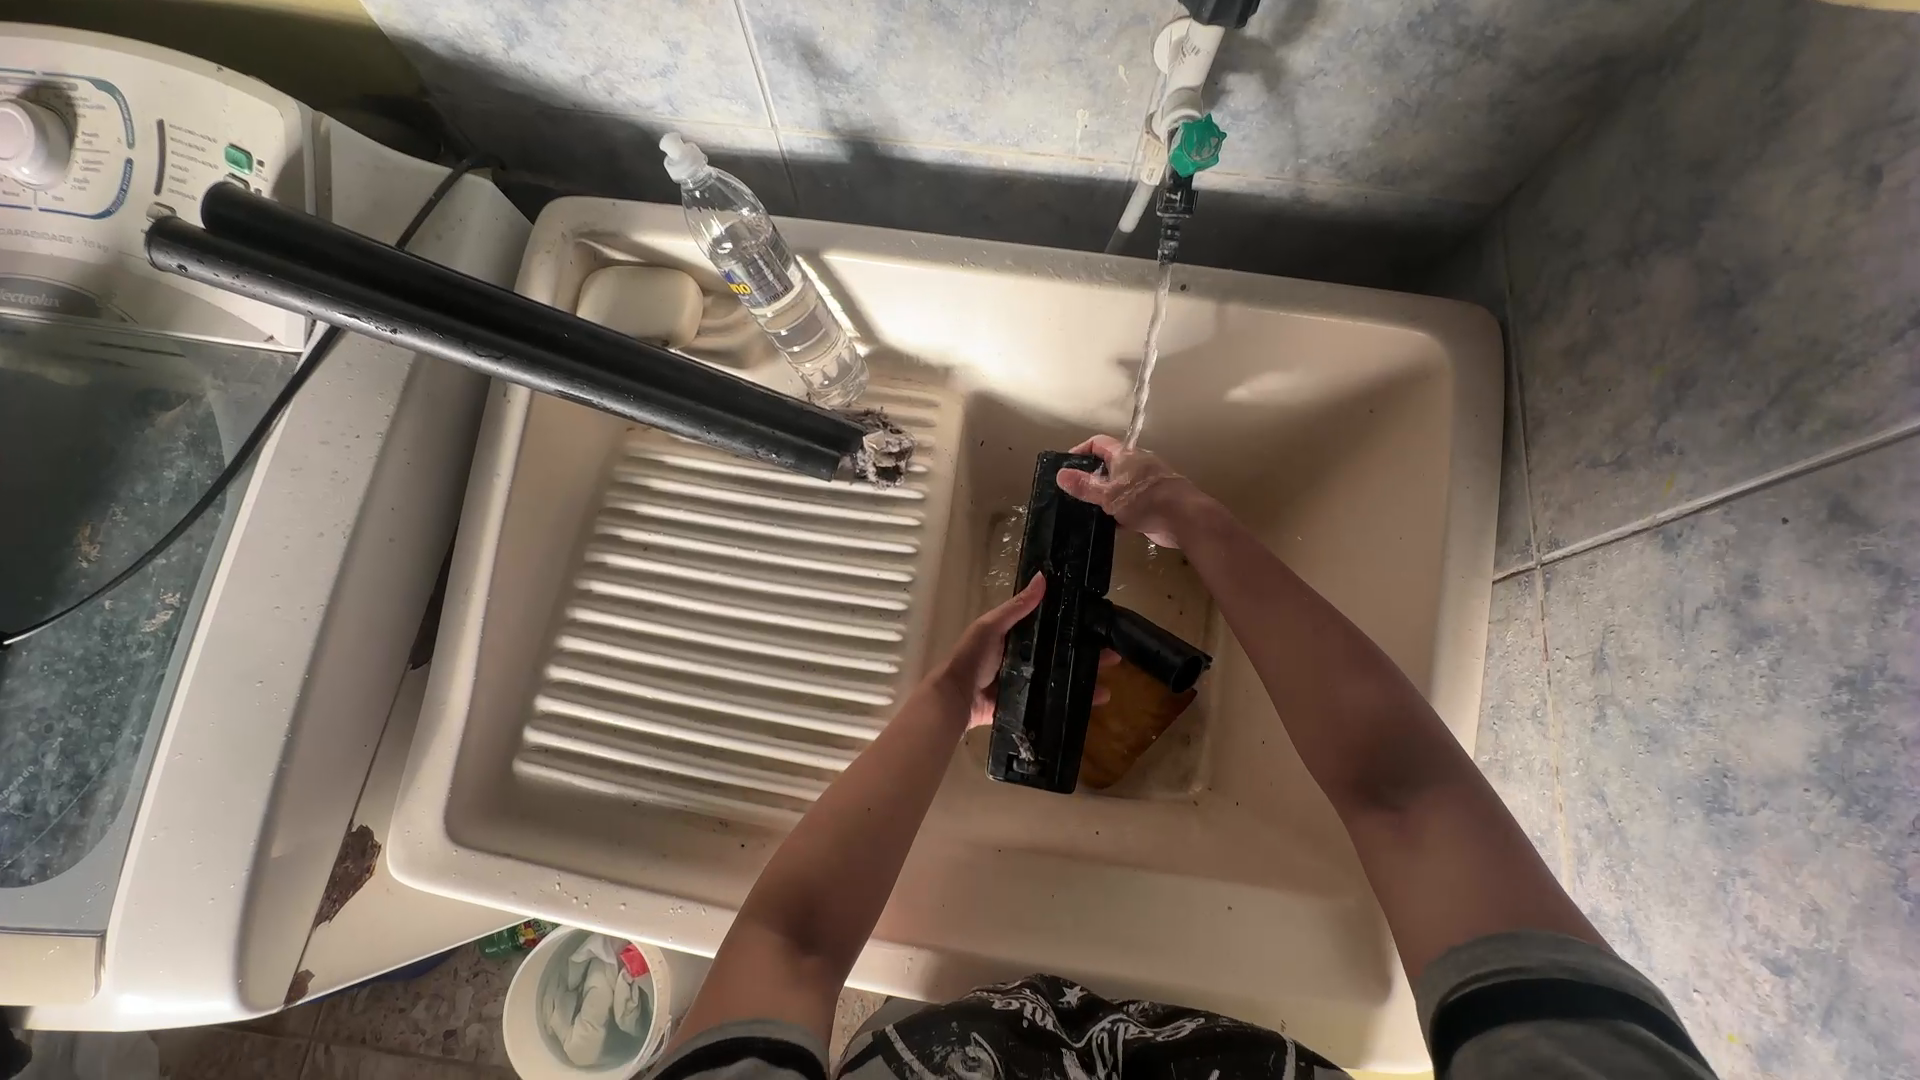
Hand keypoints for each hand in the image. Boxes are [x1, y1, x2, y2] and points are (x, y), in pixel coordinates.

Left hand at [936, 575, 1113, 731]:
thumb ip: (1016, 607)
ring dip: (1085, 681)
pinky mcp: (1026, 706)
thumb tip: (1043, 577)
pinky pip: (1053, 704)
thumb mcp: (992, 626)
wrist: (956, 699)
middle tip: (1114, 655)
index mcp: (1016, 638)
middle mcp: (1024, 659)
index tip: (1097, 623)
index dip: (1072, 626)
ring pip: (1061, 680)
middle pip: (1061, 655)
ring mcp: (1026, 684)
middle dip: (1087, 656)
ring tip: (1110, 684)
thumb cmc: (973, 658)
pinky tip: (1094, 703)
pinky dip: (1073, 704)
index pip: (1050, 628)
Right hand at [1053, 434, 1206, 548]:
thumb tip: (1060, 474)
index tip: (1066, 466)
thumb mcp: (1109, 495)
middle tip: (1073, 492)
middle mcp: (1138, 465)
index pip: (1099, 443)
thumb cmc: (1145, 501)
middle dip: (1091, 477)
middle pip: (1109, 465)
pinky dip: (1118, 512)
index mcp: (1126, 456)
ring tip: (1086, 510)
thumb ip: (1084, 486)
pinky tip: (1107, 526)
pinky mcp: (1154, 503)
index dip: (1081, 450)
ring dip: (1105, 497)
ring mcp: (1147, 485)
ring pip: (1119, 487)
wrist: (1185, 520)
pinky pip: (1130, 504)